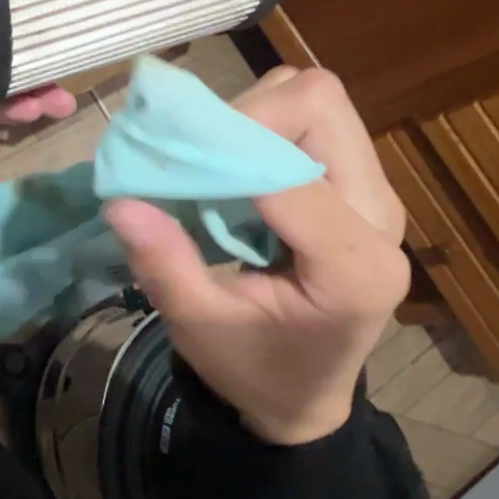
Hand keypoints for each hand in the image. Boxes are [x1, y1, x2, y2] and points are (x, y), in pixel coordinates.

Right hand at [104, 66, 408, 444]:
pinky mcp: (359, 182)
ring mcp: (375, 194)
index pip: (287, 173)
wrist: (307, 397)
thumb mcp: (199, 328)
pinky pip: (314, 119)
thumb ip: (164, 264)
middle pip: (321, 105)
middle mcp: (379, 217)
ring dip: (259, 113)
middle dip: (250, 113)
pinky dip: (267, 123)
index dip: (220, 151)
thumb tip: (119, 200)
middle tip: (200, 152)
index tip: (163, 156)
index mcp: (354, 267)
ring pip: (319, 101)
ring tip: (217, 159)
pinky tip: (238, 164)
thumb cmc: (255, 368)